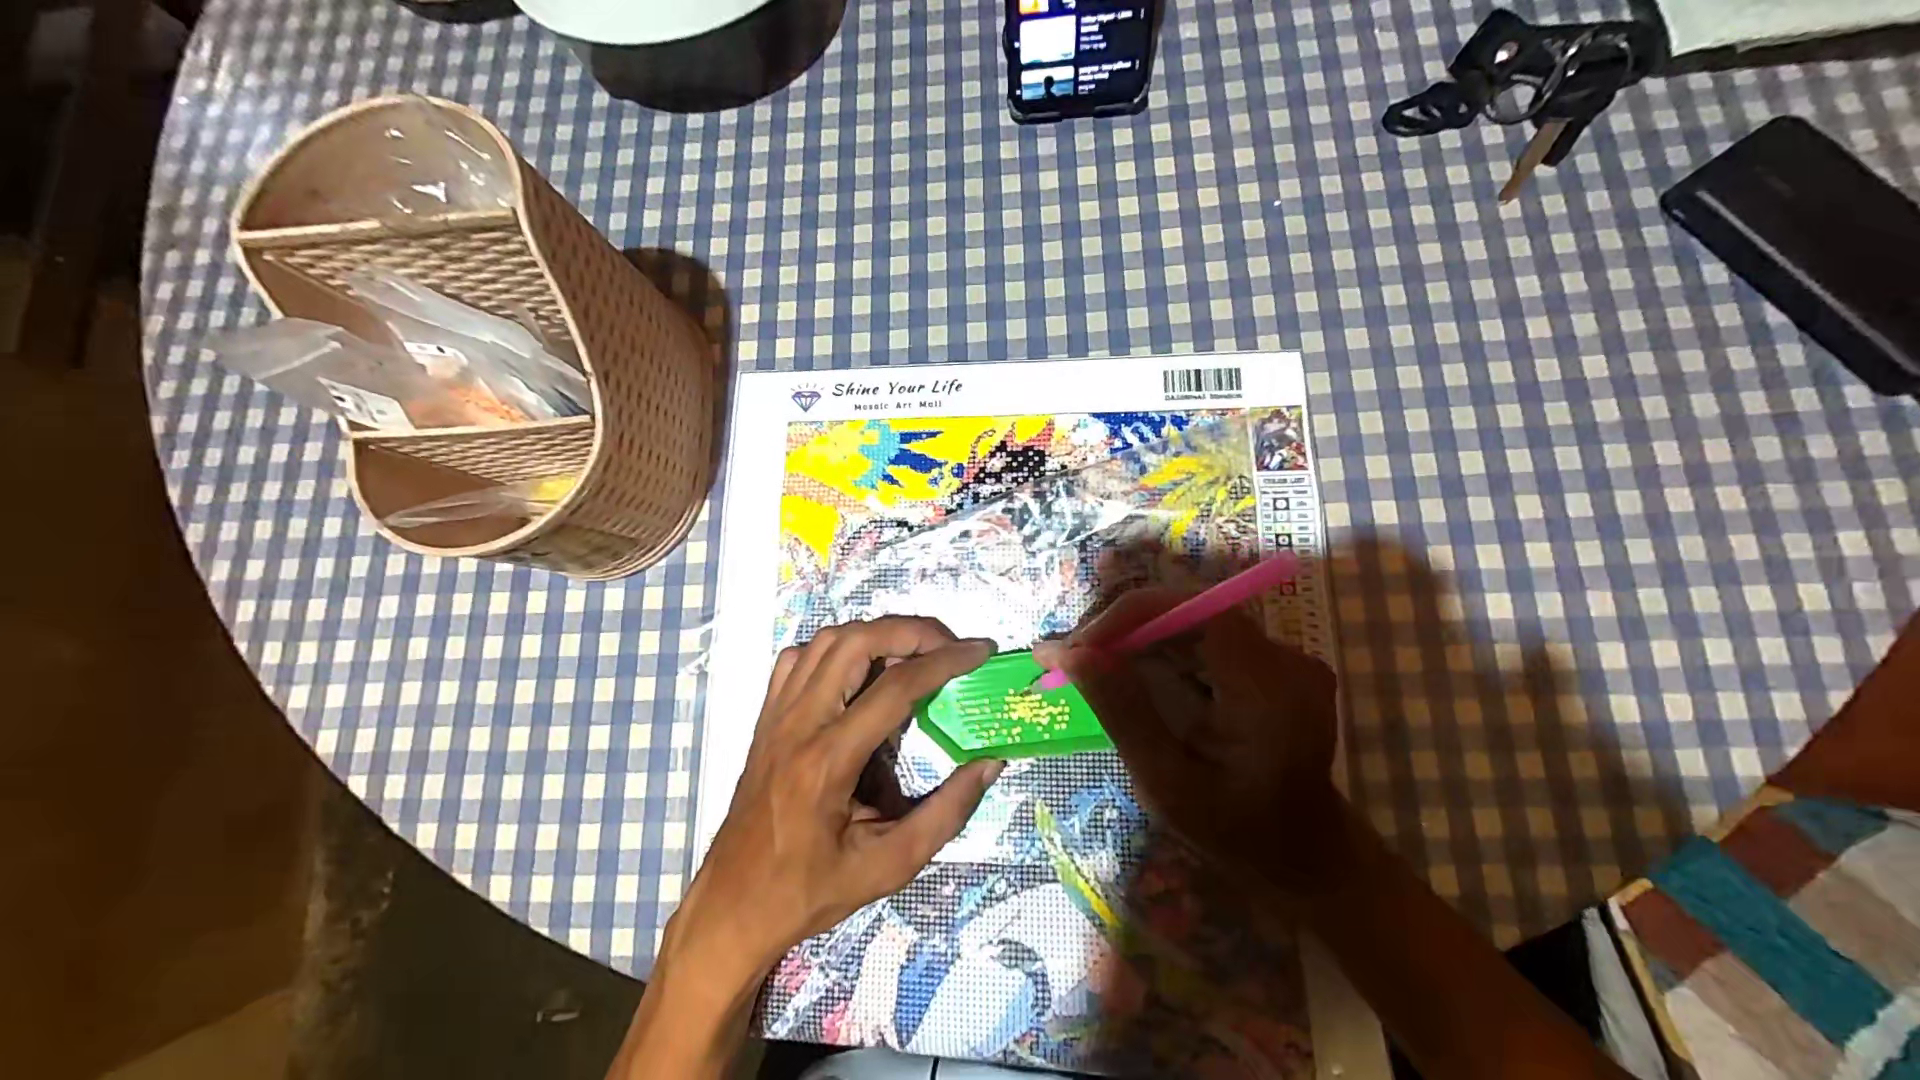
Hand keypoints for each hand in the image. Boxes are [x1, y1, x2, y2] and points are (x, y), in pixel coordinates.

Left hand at [665, 616, 1004, 982]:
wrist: (732, 905)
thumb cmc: (809, 891)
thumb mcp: (889, 866)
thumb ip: (945, 814)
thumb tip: (989, 764)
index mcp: (828, 760)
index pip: (895, 687)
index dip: (945, 661)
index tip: (980, 651)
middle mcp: (798, 723)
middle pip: (856, 642)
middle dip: (911, 631)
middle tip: (949, 646)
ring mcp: (776, 714)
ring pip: (827, 640)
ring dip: (876, 633)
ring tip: (914, 652)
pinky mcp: (767, 717)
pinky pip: (800, 659)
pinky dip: (837, 648)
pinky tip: (860, 669)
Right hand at [1035, 589, 1340, 887]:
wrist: (1301, 855)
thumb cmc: (1233, 832)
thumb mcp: (1166, 784)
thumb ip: (1122, 713)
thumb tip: (1068, 652)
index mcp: (1270, 693)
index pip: (1196, 612)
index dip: (1131, 616)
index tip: (1077, 648)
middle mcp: (1287, 661)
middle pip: (1190, 611)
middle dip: (1123, 628)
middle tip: (1068, 656)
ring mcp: (1284, 658)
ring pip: (1192, 620)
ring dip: (1135, 636)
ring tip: (1085, 662)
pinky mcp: (1272, 661)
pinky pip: (1203, 635)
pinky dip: (1157, 648)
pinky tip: (1123, 669)